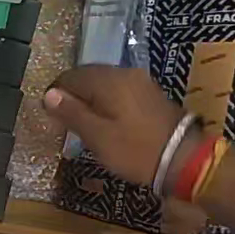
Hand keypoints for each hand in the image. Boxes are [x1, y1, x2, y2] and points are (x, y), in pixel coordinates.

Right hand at [43, 65, 188, 187]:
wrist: (186, 160)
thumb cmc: (135, 150)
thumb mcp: (97, 136)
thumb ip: (72, 112)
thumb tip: (48, 94)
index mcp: (108, 80)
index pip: (70, 76)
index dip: (55, 94)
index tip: (49, 115)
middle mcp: (124, 73)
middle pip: (87, 76)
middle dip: (73, 95)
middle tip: (64, 121)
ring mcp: (140, 82)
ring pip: (104, 83)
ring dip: (90, 98)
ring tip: (83, 123)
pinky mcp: (151, 94)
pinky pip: (120, 90)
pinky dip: (107, 101)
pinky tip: (106, 120)